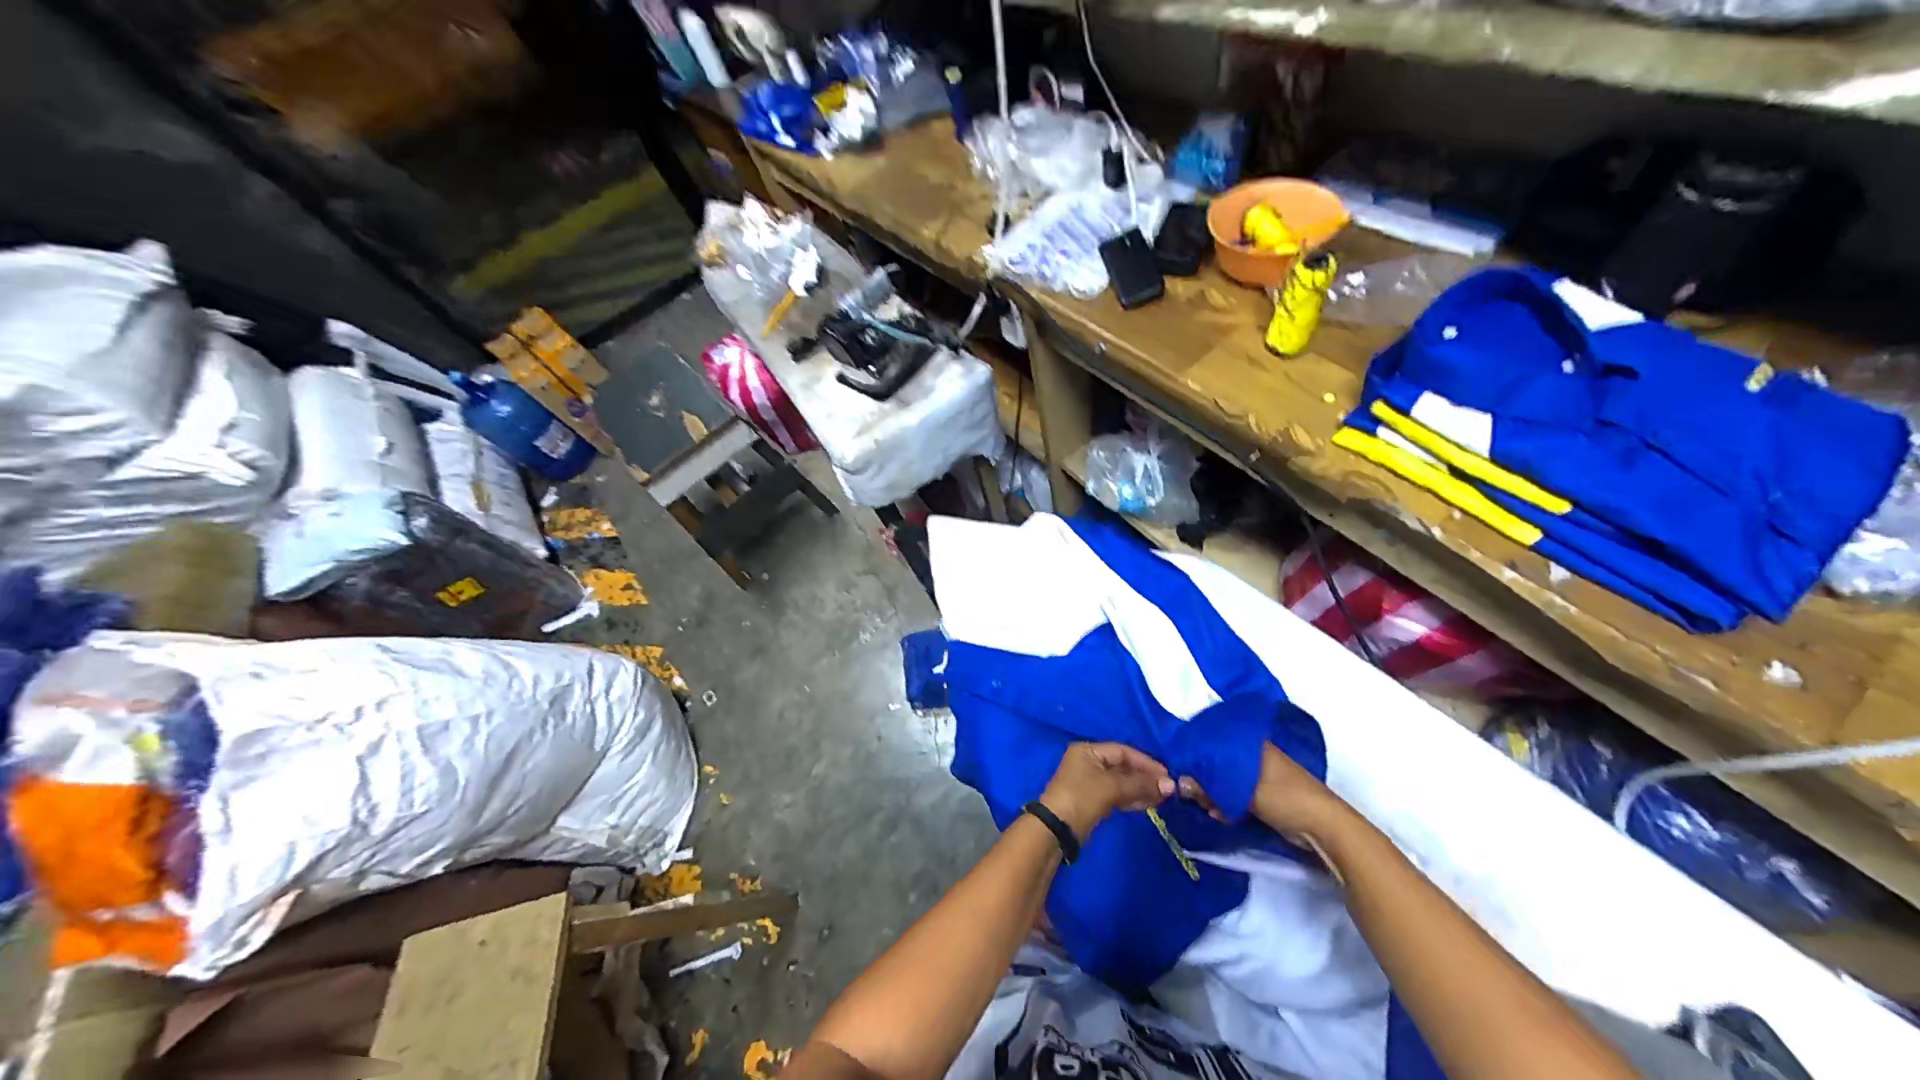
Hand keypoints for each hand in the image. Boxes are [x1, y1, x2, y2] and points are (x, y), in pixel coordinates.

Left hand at [1038, 742, 1175, 840]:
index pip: (1123, 751)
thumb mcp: (1112, 787)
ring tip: (1163, 798)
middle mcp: (1088, 762)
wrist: (1057, 829)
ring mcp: (1090, 782)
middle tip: (1168, 789)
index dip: (1146, 762)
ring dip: (1141, 789)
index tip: (1167, 775)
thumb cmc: (1082, 797)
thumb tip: (1171, 785)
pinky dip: (1132, 798)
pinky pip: (1117, 795)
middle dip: (1145, 777)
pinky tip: (1149, 804)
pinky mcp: (1093, 800)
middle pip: (1123, 766)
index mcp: (1088, 751)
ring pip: (1121, 782)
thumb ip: (1141, 784)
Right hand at [1180, 742, 1349, 839]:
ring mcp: (1261, 775)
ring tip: (1204, 806)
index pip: (1215, 741)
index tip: (1180, 766)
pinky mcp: (1265, 794)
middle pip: (1218, 762)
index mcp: (1251, 745)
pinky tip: (1218, 814)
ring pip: (1226, 779)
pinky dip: (1227, 802)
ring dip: (1214, 793)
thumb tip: (1179, 782)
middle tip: (1190, 792)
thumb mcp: (1243, 792)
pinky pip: (1237, 794)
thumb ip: (1209, 787)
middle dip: (1203, 777)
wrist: (1324, 827)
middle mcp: (1255, 755)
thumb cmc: (1285, 798)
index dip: (1196, 752)